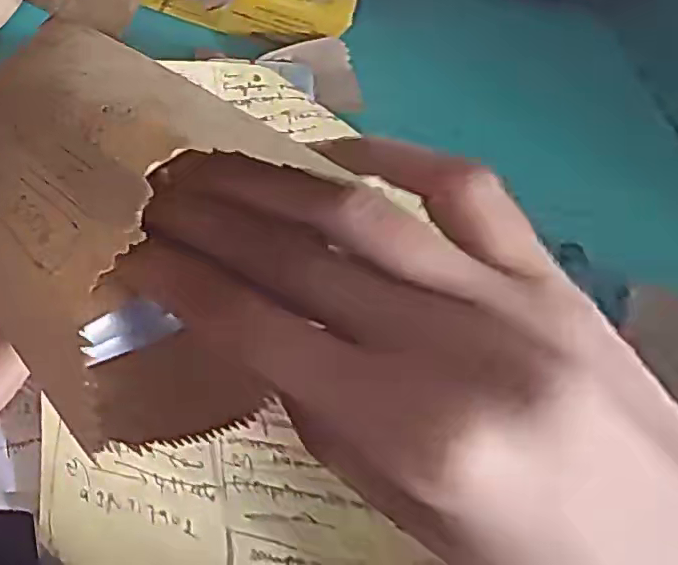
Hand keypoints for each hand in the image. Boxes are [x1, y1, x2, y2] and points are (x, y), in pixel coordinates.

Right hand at [117, 137, 677, 564]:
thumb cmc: (522, 549)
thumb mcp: (394, 504)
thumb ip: (312, 405)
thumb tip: (248, 320)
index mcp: (411, 429)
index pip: (253, 327)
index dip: (178, 277)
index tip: (131, 244)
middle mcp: (452, 350)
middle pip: (290, 257)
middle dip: (201, 216)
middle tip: (149, 188)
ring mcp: (505, 298)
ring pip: (355, 210)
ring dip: (263, 178)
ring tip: (207, 160)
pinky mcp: (546, 272)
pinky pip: (462, 187)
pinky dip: (390, 156)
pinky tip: (334, 153)